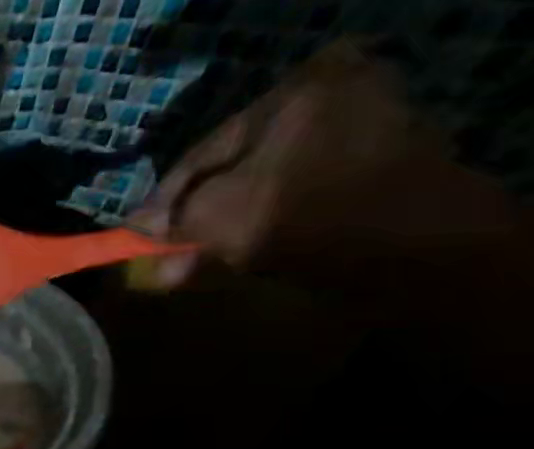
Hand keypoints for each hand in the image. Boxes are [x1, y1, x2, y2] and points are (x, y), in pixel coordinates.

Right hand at [127, 42, 516, 295]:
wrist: (402, 245)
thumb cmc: (294, 212)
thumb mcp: (208, 213)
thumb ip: (168, 217)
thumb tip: (135, 229)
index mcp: (297, 94)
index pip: (202, 152)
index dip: (160, 201)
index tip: (132, 237)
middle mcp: (335, 102)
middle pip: (234, 170)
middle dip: (193, 218)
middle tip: (160, 257)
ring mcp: (361, 138)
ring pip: (261, 189)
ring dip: (219, 230)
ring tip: (182, 270)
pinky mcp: (372, 177)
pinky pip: (295, 201)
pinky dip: (257, 230)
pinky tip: (226, 260)